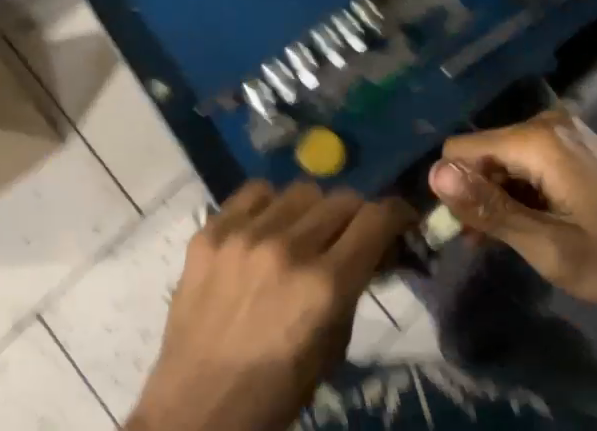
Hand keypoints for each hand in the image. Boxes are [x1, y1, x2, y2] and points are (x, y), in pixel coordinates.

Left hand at [126, 181, 417, 430]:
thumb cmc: (276, 390)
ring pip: (300, 190)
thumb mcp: (333, 347)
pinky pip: (253, 193)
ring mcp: (244, 235)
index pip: (376, 218)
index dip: (396, 214)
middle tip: (350, 236)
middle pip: (342, 199)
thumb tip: (372, 250)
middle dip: (356, 216)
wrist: (197, 407)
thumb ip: (353, 289)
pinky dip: (268, 205)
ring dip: (312, 209)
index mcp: (324, 285)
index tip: (399, 222)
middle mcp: (288, 248)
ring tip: (302, 233)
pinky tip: (264, 229)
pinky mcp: (210, 232)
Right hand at [428, 109, 596, 318]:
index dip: (455, 191)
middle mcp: (549, 123)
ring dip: (498, 198)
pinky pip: (528, 163)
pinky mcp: (577, 149)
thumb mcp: (549, 247)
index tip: (468, 235)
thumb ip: (489, 209)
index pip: (461, 149)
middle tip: (488, 246)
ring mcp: (566, 134)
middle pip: (482, 152)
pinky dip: (520, 194)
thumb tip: (433, 174)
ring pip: (503, 159)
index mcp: (538, 140)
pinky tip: (532, 227)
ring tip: (511, 243)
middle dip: (476, 195)